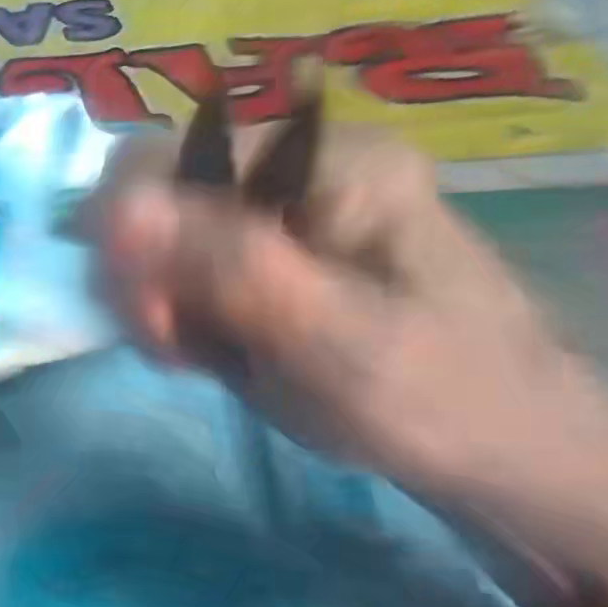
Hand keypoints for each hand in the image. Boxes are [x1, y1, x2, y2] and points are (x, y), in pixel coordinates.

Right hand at [84, 123, 570, 482]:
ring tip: (191, 352)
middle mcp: (276, 170)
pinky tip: (193, 349)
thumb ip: (232, 264)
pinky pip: (149, 270)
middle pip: (136, 201)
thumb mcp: (334, 335)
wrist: (485, 447)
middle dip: (136, 277)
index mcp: (320, 159)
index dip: (126, 229)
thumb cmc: (435, 392)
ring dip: (141, 303)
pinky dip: (154, 314)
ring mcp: (251, 214)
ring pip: (132, 241)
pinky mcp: (231, 256)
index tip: (153, 308)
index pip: (157, 160)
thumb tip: (123, 206)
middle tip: (174, 341)